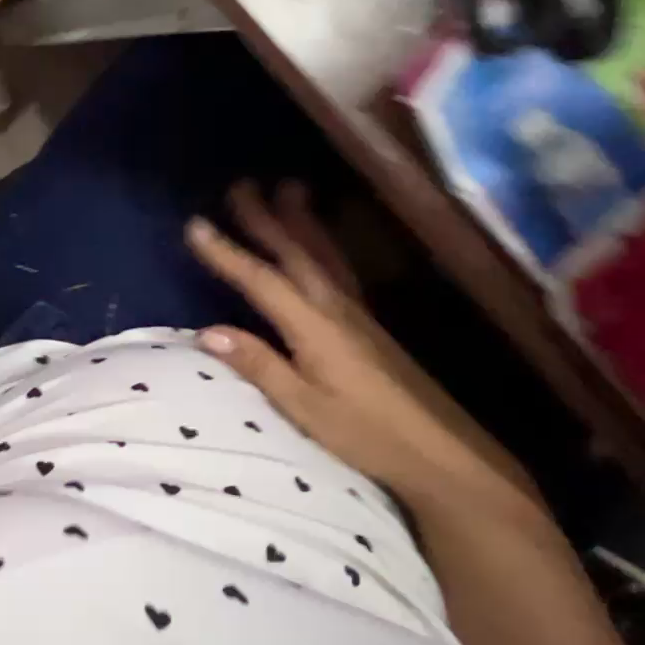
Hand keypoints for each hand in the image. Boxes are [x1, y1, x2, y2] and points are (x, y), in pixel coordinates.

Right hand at [185, 181, 541, 512]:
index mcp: (315, 327)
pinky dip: (324, 244)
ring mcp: (357, 315)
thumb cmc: (370, 436)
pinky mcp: (369, 326)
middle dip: (266, 218)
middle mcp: (336, 309)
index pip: (262, 281)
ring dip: (301, 221)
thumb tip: (207, 331)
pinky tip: (320, 243)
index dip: (227, 253)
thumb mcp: (306, 408)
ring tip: (289, 189)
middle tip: (241, 185)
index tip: (195, 224)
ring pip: (323, 255)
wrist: (449, 458)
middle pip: (296, 253)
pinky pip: (339, 268)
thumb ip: (259, 365)